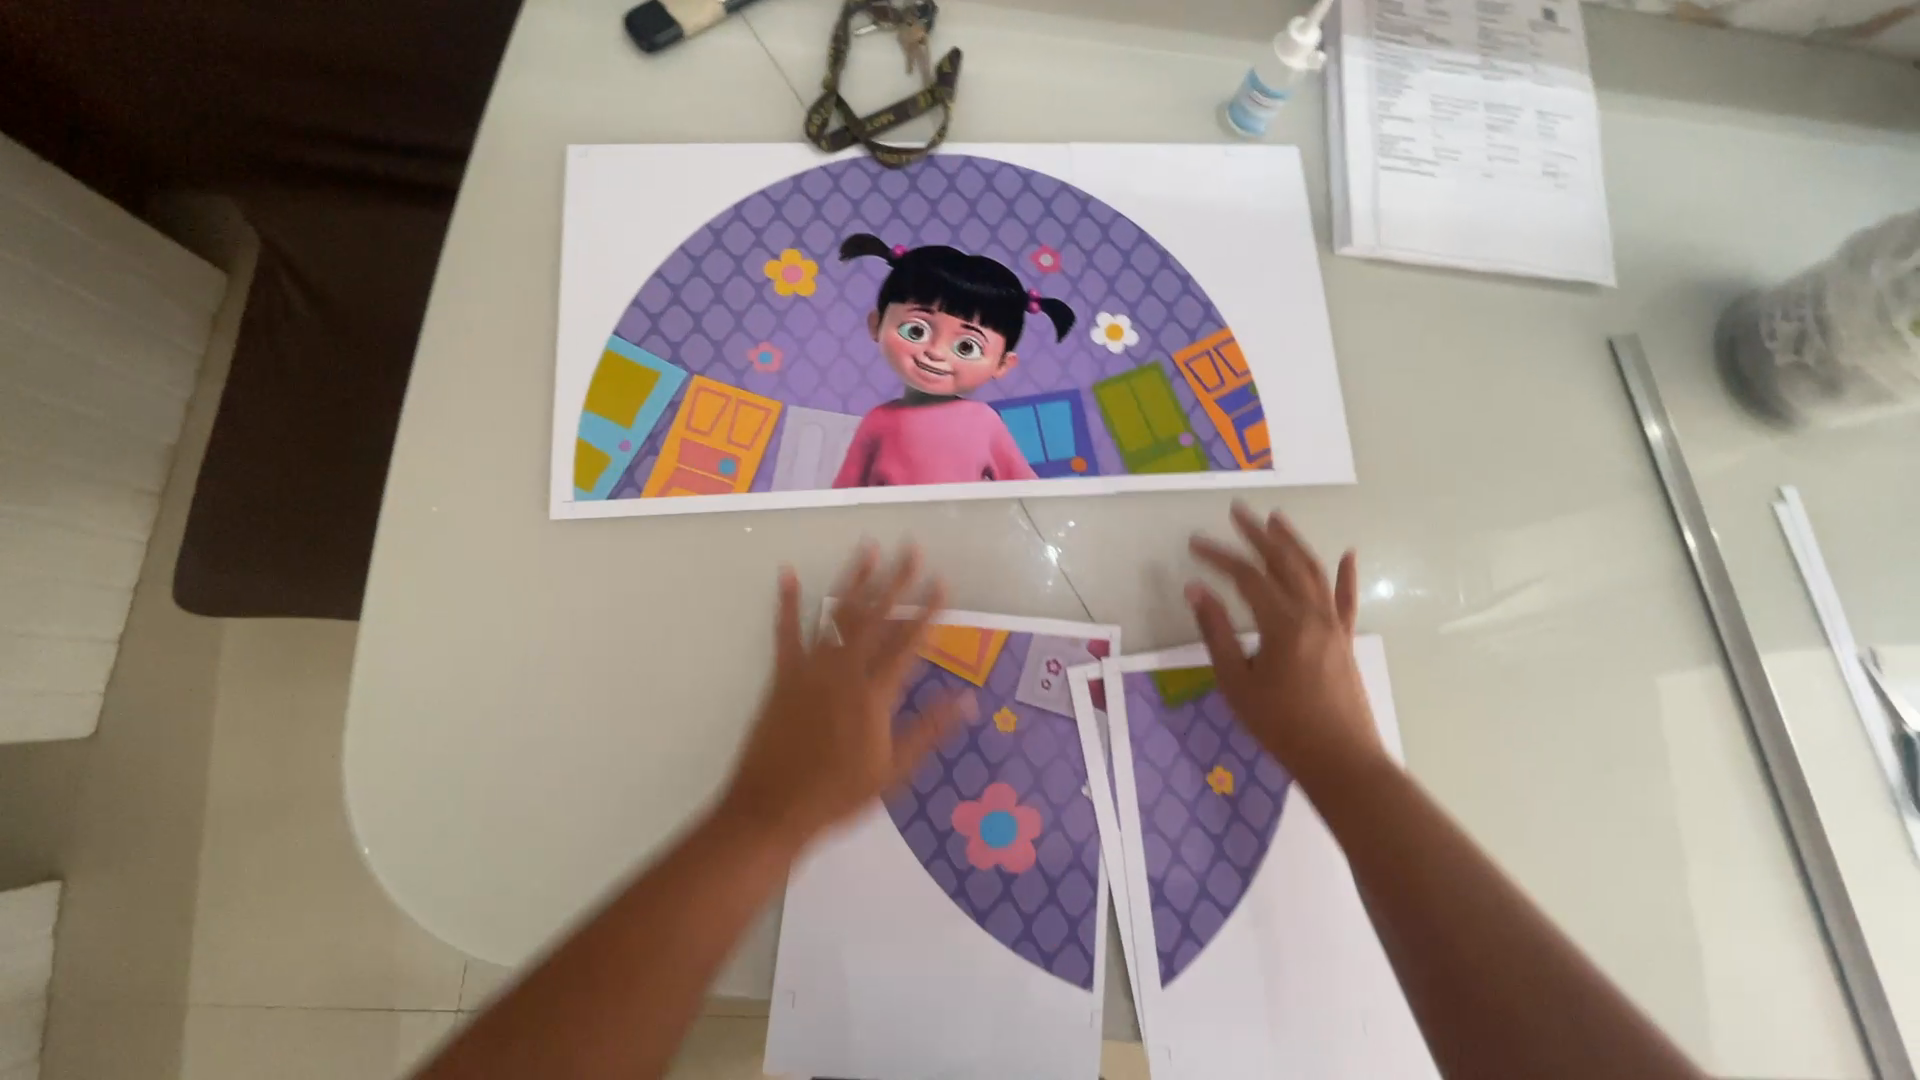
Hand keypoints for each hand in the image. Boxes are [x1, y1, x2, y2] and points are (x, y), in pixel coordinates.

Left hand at [722, 543, 974, 846]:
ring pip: (837, 615)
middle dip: (897, 580)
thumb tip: (969, 701)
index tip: (942, 582)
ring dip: (854, 579)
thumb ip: (929, 730)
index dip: (928, 611)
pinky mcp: (782, 675)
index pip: (908, 643)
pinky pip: (785, 632)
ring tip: (869, 547)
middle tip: (911, 549)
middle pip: (876, 618)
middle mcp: (844, 671)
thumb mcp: (893, 770)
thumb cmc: (838, 794)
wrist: (772, 809)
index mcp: (874, 694)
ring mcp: (810, 669)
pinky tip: (787, 573)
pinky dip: (786, 601)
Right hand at [1186, 503, 1384, 787]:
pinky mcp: (1345, 638)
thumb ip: (1217, 633)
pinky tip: (1347, 554)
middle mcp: (1311, 614)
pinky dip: (1346, 574)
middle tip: (1237, 511)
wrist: (1340, 759)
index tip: (1194, 543)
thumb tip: (1196, 589)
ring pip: (1314, 571)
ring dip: (1294, 543)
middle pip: (1283, 562)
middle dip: (1258, 534)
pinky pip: (1347, 599)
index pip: (1245, 576)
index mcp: (1282, 623)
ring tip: (1276, 519)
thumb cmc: (1280, 725)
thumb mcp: (1237, 682)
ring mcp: (1333, 624)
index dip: (1219, 556)